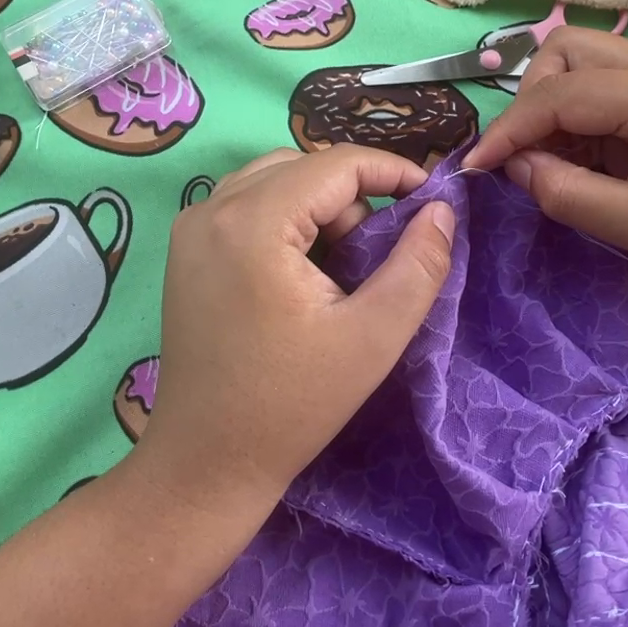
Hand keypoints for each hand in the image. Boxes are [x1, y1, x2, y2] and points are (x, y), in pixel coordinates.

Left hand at [135, 146, 454, 509]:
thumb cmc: (292, 405)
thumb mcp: (373, 338)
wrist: (205, 463)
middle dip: (354, 197)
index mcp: (252, 222)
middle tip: (377, 256)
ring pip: (277, 179)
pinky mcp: (187, 248)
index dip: (393, 170)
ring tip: (342, 269)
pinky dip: (288, 218)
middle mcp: (212, 208)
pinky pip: (250, 203)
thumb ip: (419, 266)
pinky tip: (303, 273)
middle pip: (306, 166)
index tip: (431, 199)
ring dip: (321, 207)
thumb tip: (441, 210)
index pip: (337, 163)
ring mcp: (192, 226)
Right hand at [464, 27, 627, 306]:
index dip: (510, 129)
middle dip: (532, 102)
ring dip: (554, 112)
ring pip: (584, 69)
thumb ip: (568, 193)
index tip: (475, 168)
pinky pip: (607, 96)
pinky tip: (580, 166)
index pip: (561, 92)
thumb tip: (514, 167)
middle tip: (526, 160)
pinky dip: (579, 125)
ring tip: (551, 168)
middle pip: (569, 52)